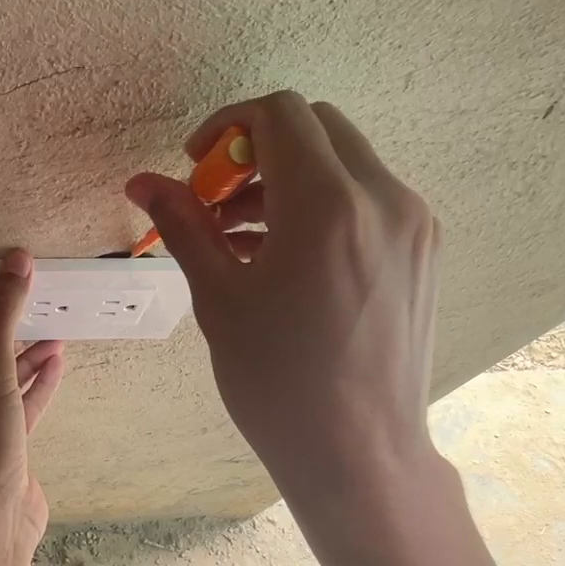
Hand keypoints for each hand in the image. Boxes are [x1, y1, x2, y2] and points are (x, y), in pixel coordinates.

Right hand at [128, 92, 441, 511]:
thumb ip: (185, 228)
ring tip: (237, 239)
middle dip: (255, 151)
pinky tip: (280, 260)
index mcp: (328, 207)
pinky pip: (365, 200)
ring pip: (343, 163)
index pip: (279, 115)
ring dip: (286, 180)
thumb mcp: (219, 301)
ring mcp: (411, 224)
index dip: (226, 128)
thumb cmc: (277, 384)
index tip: (194, 169)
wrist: (357, 450)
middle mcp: (383, 198)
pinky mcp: (421, 250)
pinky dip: (319, 208)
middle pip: (315, 129)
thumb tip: (143, 183)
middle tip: (214, 205)